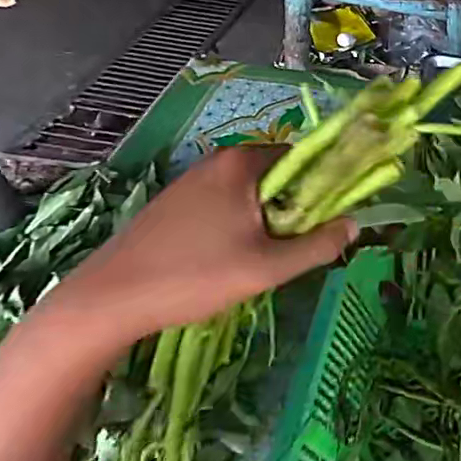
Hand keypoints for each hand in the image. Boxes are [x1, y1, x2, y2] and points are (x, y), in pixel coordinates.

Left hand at [50, 146, 356, 346]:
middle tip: (296, 243)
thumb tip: (355, 225)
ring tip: (264, 254)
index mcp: (242, 164)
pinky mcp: (176, 201)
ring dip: (270, 217)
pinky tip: (232, 255)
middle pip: (280, 175)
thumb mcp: (268, 267)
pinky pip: (228, 200)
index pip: (305, 158)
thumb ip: (319, 245)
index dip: (326, 185)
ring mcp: (193, 180)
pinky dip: (242, 221)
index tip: (331, 218)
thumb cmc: (193, 277)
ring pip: (254, 191)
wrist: (105, 302)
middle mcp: (218, 161)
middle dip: (297, 206)